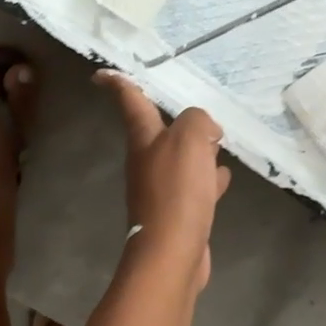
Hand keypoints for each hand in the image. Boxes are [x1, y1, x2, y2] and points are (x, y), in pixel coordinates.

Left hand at [95, 69, 229, 291]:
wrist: (171, 252)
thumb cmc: (176, 191)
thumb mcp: (189, 139)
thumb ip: (197, 121)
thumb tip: (206, 131)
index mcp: (144, 138)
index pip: (130, 100)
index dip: (117, 83)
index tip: (102, 73)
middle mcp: (146, 160)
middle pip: (156, 130)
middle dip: (172, 118)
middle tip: (196, 110)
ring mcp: (160, 188)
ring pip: (179, 157)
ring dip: (196, 148)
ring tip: (218, 140)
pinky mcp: (177, 211)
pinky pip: (193, 185)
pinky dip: (207, 178)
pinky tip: (223, 177)